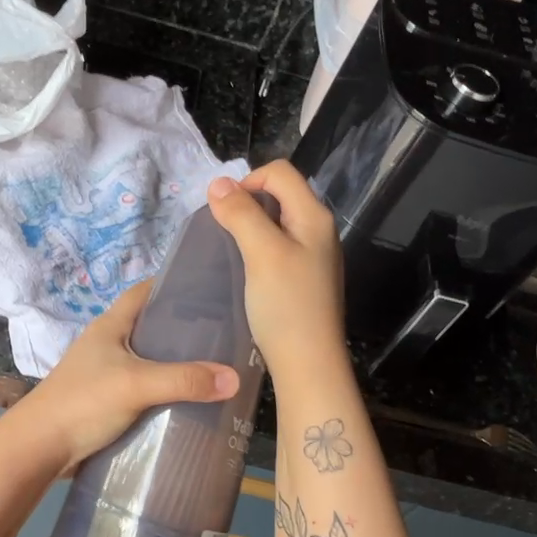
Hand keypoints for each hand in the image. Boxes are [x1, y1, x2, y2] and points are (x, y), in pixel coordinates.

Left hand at [15, 279, 240, 471]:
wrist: (39, 449)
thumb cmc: (82, 403)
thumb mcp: (136, 385)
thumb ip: (184, 380)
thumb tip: (234, 378)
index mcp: (110, 327)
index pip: (144, 292)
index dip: (174, 285)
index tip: (211, 289)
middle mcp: (108, 346)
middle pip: (152, 329)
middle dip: (185, 331)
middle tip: (227, 337)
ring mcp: (106, 376)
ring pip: (149, 363)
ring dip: (177, 367)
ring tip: (217, 371)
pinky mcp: (107, 404)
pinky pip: (144, 392)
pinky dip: (165, 395)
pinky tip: (191, 404)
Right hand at [205, 160, 348, 385]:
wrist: (308, 363)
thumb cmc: (286, 306)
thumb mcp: (261, 253)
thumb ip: (241, 214)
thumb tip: (217, 184)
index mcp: (314, 216)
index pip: (279, 172)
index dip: (247, 181)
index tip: (223, 212)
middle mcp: (319, 230)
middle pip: (280, 195)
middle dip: (247, 203)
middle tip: (224, 232)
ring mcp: (314, 256)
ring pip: (278, 223)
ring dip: (250, 228)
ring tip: (231, 251)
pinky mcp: (305, 279)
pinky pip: (278, 249)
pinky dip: (258, 250)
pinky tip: (246, 273)